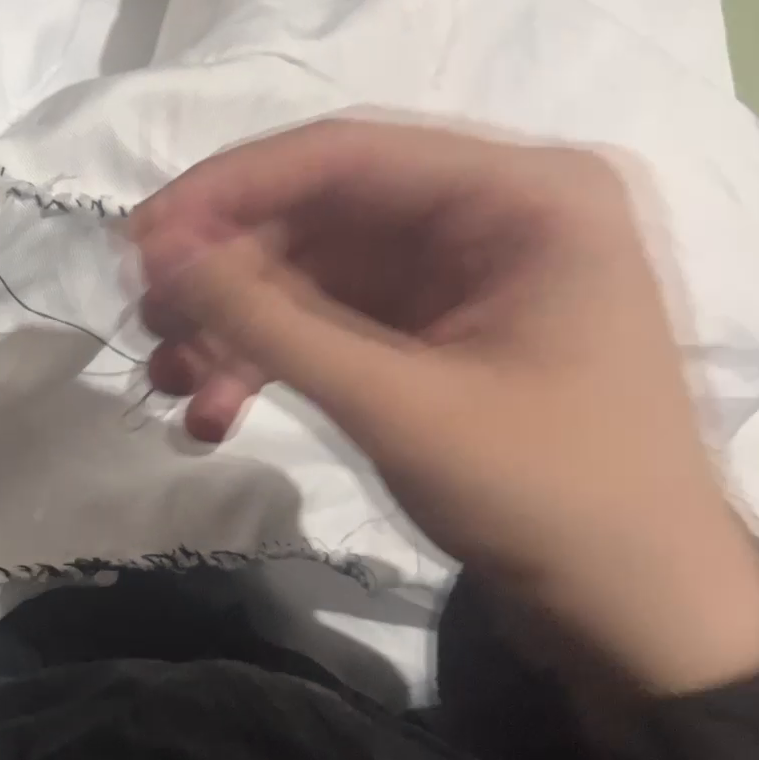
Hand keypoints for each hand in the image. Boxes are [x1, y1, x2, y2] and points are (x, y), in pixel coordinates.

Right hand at [130, 117, 758, 692]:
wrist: (622, 604)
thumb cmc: (542, 492)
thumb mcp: (389, 400)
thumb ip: (266, 320)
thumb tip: (158, 253)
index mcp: (520, 196)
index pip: (339, 155)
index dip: (223, 192)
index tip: (136, 243)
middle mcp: (481, 215)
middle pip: (306, 217)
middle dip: (218, 277)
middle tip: (147, 326)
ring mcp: (445, 274)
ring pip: (294, 274)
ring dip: (226, 328)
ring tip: (174, 387)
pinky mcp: (415, 326)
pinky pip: (309, 322)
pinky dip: (254, 361)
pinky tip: (213, 413)